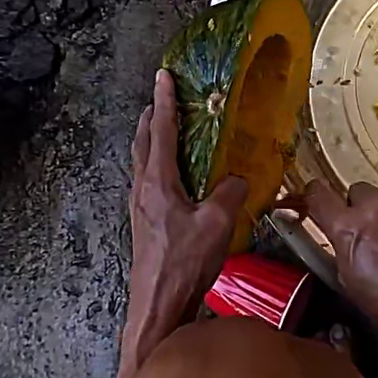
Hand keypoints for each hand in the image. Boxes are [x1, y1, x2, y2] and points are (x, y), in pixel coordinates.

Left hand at [121, 71, 248, 377]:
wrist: (157, 302)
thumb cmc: (183, 262)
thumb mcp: (216, 224)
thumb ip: (229, 193)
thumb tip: (238, 178)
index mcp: (157, 181)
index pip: (160, 130)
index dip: (164, 101)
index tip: (163, 76)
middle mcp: (143, 188)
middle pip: (142, 142)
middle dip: (150, 116)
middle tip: (161, 98)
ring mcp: (139, 206)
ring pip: (141, 160)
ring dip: (150, 139)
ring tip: (161, 127)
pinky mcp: (144, 221)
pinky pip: (146, 179)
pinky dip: (154, 162)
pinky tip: (168, 173)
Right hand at [303, 181, 377, 377]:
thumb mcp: (347, 281)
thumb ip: (335, 247)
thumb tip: (329, 235)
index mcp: (348, 226)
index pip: (318, 193)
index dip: (315, 198)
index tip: (317, 201)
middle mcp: (377, 208)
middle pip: (356, 193)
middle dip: (357, 211)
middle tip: (364, 236)